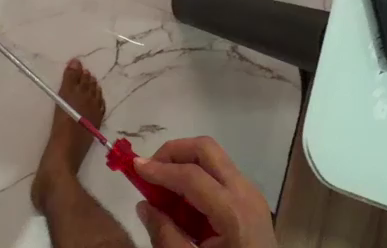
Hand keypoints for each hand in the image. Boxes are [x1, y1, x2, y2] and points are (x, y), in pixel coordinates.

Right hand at [132, 137, 276, 247]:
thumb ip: (166, 236)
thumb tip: (143, 205)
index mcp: (233, 212)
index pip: (192, 175)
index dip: (160, 169)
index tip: (134, 166)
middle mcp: (246, 192)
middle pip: (207, 149)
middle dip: (174, 152)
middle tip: (150, 169)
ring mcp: (251, 193)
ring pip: (214, 158)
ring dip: (185, 163)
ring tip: (163, 186)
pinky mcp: (251, 199)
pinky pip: (221, 174)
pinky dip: (198, 176)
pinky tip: (183, 200)